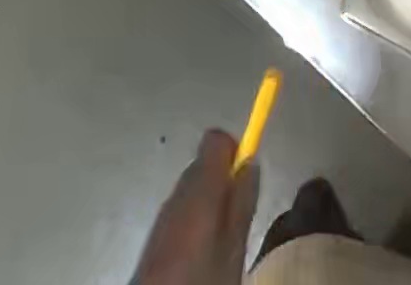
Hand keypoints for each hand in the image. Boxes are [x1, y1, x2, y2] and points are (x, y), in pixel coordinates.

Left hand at [131, 130, 260, 284]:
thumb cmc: (202, 275)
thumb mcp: (235, 243)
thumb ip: (243, 200)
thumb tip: (252, 161)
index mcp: (201, 185)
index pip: (216, 138)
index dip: (235, 150)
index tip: (245, 176)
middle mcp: (180, 188)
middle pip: (206, 163)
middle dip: (225, 181)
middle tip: (239, 216)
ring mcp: (166, 208)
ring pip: (195, 187)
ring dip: (212, 201)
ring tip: (223, 238)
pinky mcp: (158, 229)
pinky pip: (183, 206)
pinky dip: (197, 217)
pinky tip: (203, 250)